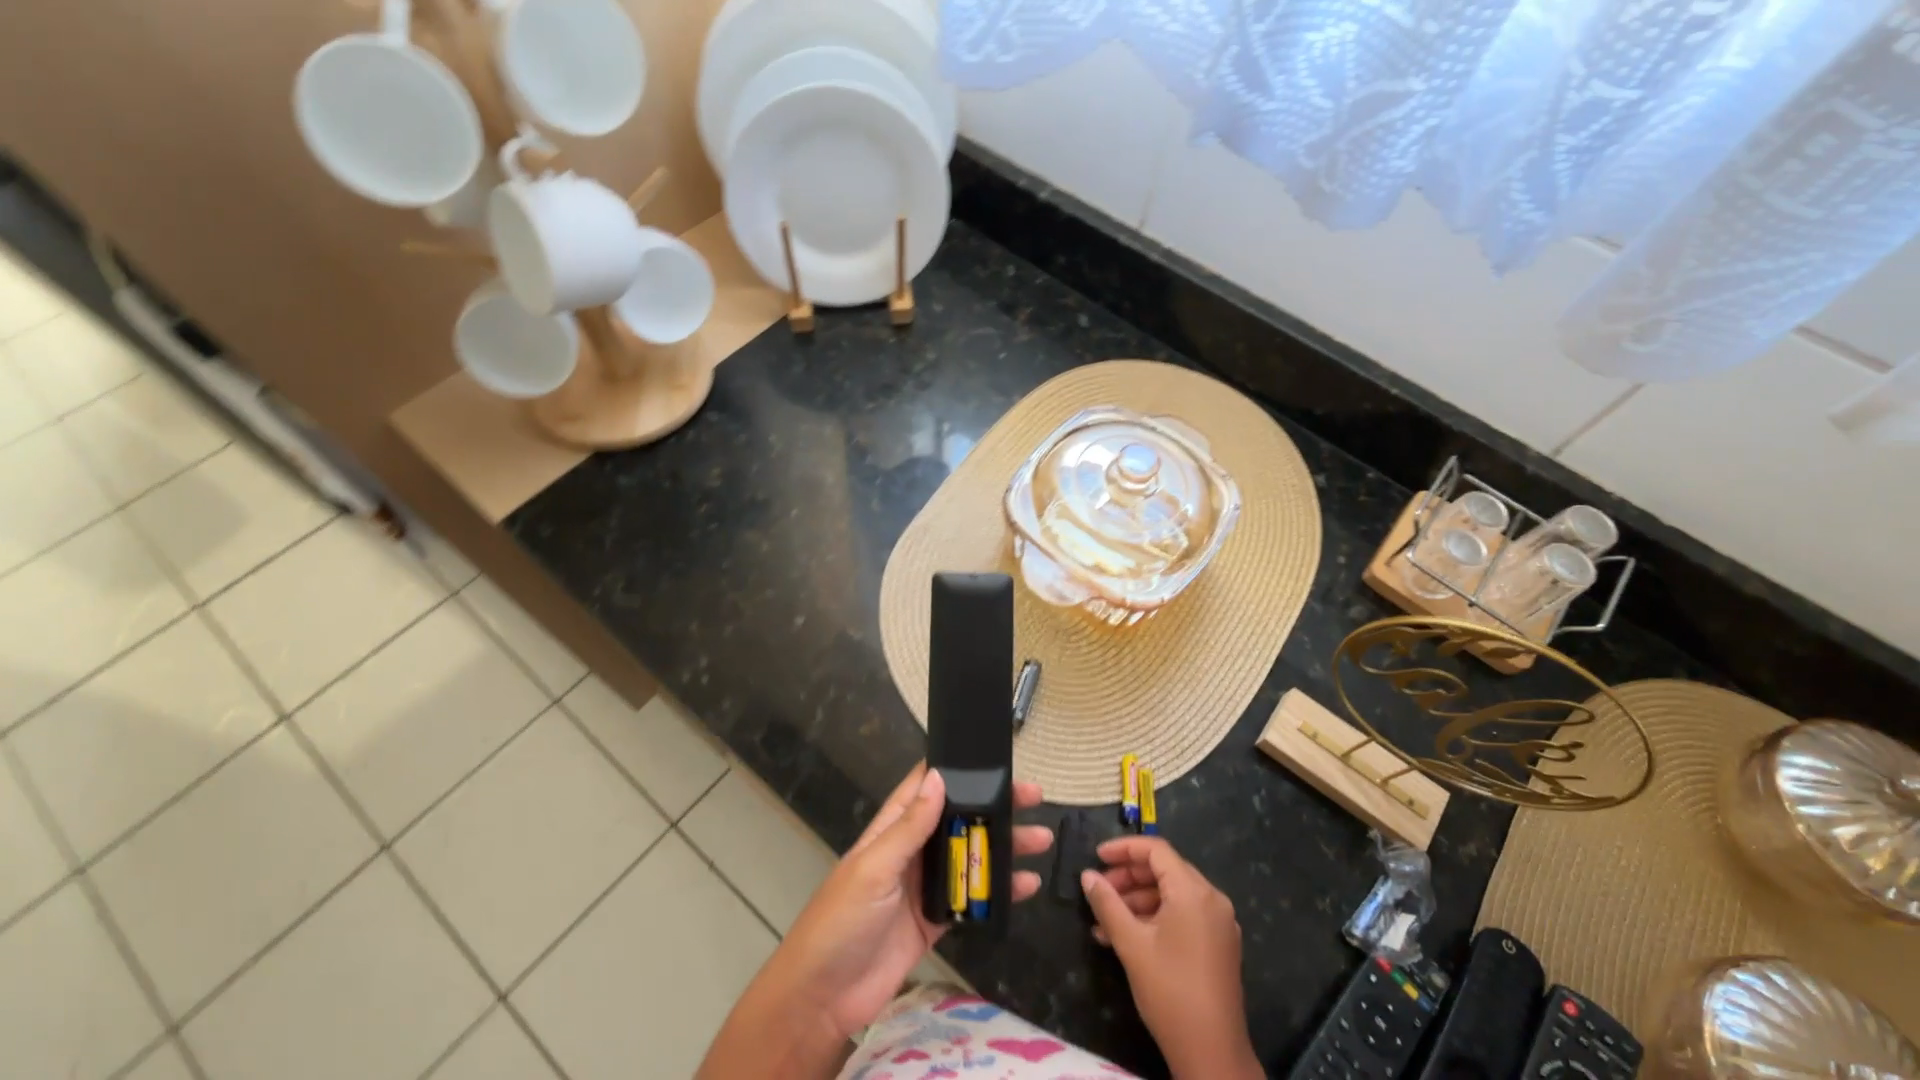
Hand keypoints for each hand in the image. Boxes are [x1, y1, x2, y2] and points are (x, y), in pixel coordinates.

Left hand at [759, 764, 1050, 1039]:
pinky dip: (1000, 891)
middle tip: (1035, 797)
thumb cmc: (842, 921)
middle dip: (995, 808)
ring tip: (1042, 841)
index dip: (956, 773)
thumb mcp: (874, 868)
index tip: (993, 760)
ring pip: (971, 858)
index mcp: (890, 832)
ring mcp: (924, 889)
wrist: (824, 997)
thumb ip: (909, 827)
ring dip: (1004, 848)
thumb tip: (939, 778)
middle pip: (958, 822)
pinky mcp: (936, 922)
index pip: (925, 790)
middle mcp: (910, 854)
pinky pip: (973, 899)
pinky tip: (1027, 885)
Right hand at [1081, 836, 1261, 1079]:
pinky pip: (1184, 915)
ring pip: (1173, 895)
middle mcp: (1212, 899)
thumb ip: (1107, 904)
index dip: (1124, 849)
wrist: (1211, 1049)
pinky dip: (1155, 917)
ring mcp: (1219, 923)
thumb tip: (1088, 876)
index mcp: (1194, 892)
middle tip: (1097, 892)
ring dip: (1137, 901)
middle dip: (1128, 878)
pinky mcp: (1218, 944)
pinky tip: (1127, 937)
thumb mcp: (1130, 943)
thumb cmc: (1168, 989)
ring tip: (1103, 924)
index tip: (1096, 857)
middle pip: (1165, 871)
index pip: (1157, 850)